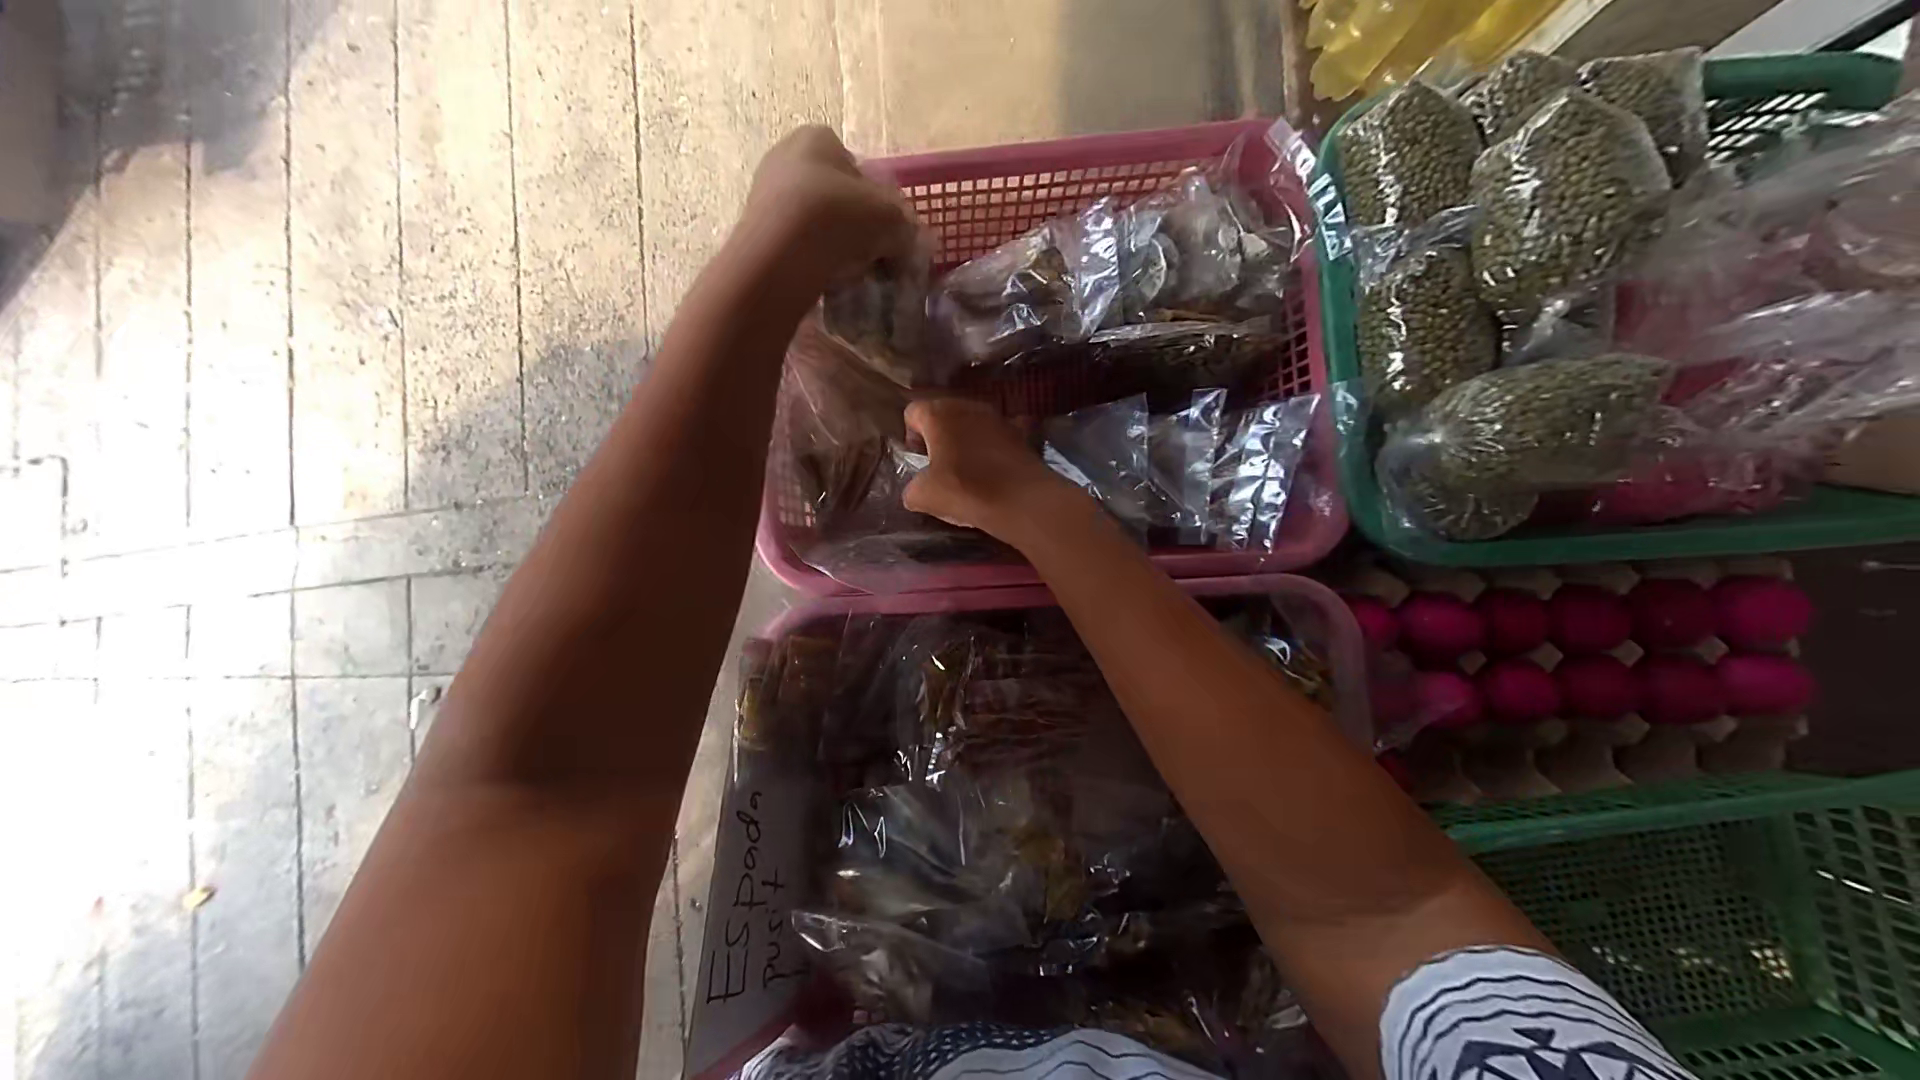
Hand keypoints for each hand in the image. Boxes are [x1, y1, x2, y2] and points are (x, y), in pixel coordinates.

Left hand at [740, 126, 918, 294]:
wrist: (783, 255)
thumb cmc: (841, 218)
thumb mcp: (891, 219)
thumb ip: (905, 225)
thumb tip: (909, 238)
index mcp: (818, 137)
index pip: (857, 167)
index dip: (877, 200)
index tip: (886, 230)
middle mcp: (785, 155)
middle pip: (834, 194)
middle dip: (853, 222)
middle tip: (871, 253)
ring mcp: (765, 192)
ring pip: (814, 220)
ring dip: (833, 242)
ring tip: (849, 269)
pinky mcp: (755, 229)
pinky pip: (795, 242)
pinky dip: (812, 256)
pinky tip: (824, 275)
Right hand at [902, 398, 1085, 539]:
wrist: (1021, 500)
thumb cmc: (964, 490)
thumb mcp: (923, 496)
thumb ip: (912, 488)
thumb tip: (917, 489)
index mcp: (939, 413)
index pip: (913, 412)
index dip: (912, 436)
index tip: (919, 460)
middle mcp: (969, 406)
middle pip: (945, 415)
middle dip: (940, 437)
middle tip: (941, 467)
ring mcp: (999, 417)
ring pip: (974, 424)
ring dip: (968, 441)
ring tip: (970, 471)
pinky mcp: (1022, 434)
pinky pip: (1000, 437)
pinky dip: (996, 448)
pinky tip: (997, 469)